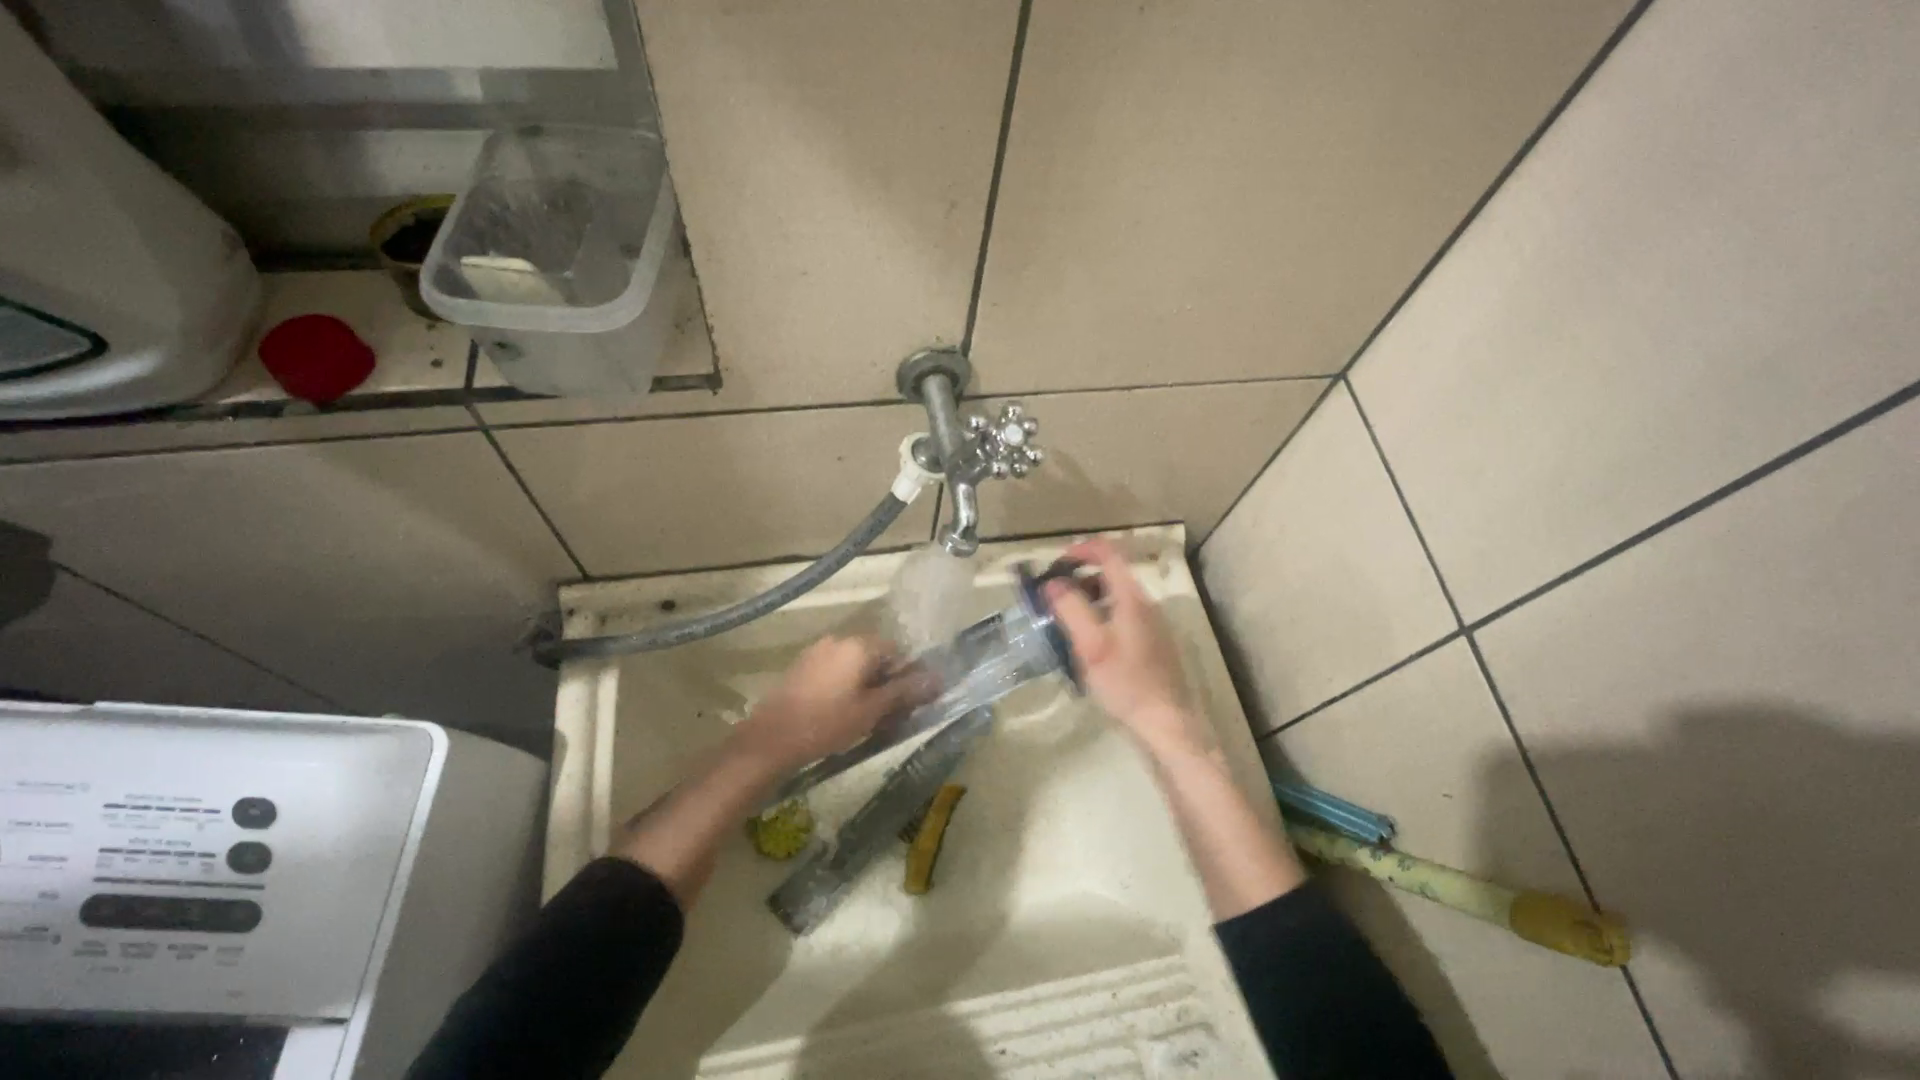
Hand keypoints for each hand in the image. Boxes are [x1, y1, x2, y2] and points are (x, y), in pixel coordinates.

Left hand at [730, 634, 935, 772]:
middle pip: (876, 657)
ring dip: (866, 688)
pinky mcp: (801, 668)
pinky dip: (846, 689)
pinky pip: (835, 672)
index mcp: (858, 645)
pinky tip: (842, 715)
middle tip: (890, 717)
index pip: (897, 651)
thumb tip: (938, 679)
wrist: (771, 739)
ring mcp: (816, 652)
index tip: (909, 705)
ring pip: (854, 666)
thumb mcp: (872, 710)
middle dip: (887, 684)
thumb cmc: (827, 723)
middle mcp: (838, 640)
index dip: (907, 677)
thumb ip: (905, 691)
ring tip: (867, 720)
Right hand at [1045, 538, 1214, 757]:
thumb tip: (1052, 583)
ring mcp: (1153, 625)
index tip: (1055, 565)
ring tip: (1066, 624)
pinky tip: (1088, 647)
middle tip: (1053, 599)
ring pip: (1116, 599)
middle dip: (1079, 580)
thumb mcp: (1091, 645)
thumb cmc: (1126, 682)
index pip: (1108, 553)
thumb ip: (1070, 609)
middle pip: (1111, 575)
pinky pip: (1122, 618)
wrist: (1167, 722)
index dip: (1081, 550)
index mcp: (1132, 598)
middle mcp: (1146, 604)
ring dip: (1089, 601)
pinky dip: (1101, 619)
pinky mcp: (1153, 644)